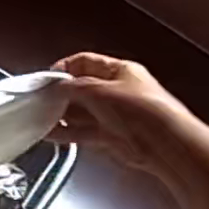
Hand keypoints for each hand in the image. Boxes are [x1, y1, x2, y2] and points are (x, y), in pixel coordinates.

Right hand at [49, 53, 205, 185]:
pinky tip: (50, 134)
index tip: (45, 79)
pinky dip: (68, 133)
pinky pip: (85, 131)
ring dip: (62, 115)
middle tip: (41, 101)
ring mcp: (117, 114)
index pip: (84, 62)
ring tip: (40, 118)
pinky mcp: (114, 137)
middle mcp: (119, 90)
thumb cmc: (137, 110)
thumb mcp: (97, 90)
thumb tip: (55, 87)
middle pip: (81, 88)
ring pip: (82, 112)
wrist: (167, 147)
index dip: (62, 68)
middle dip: (60, 94)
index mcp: (120, 70)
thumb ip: (71, 87)